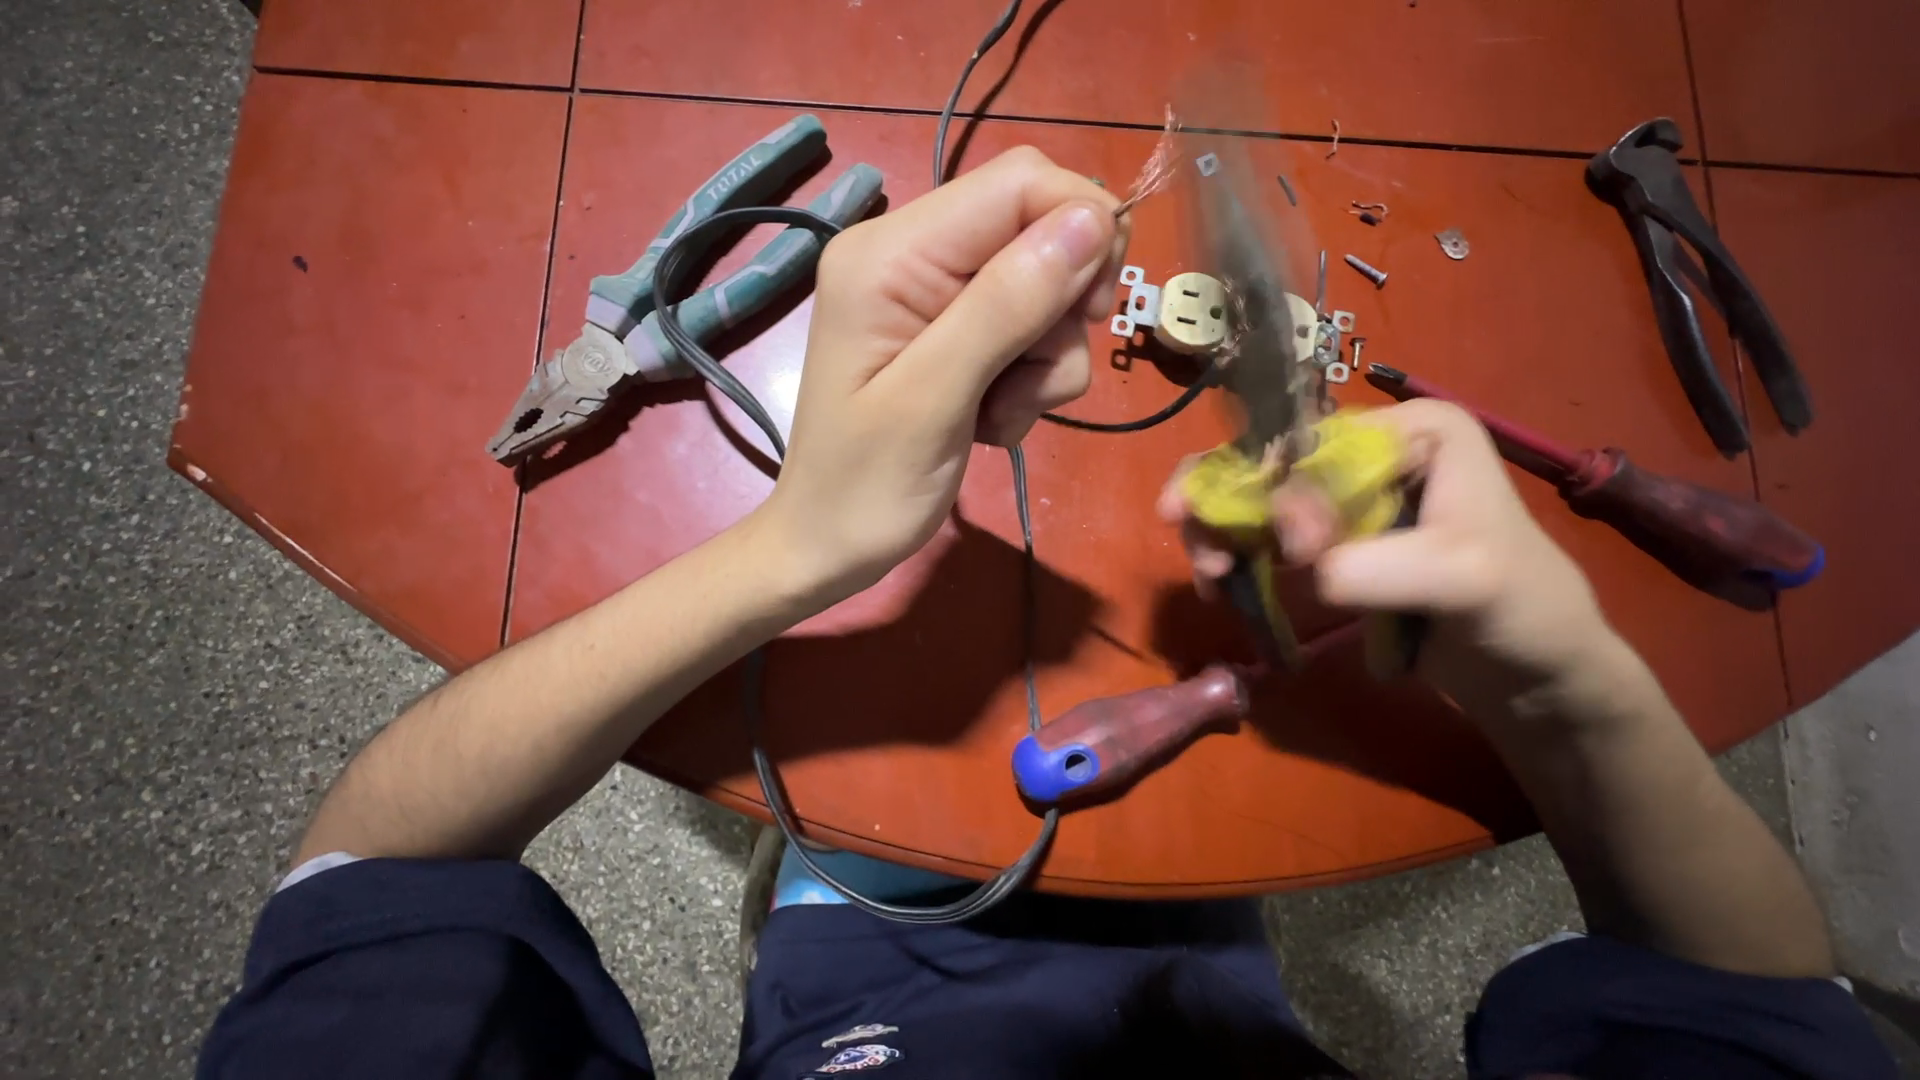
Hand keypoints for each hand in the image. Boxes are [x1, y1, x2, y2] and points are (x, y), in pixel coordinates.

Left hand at [755, 147, 1128, 604]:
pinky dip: (1027, 380)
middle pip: (1036, 231)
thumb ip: (1006, 305)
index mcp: (890, 253)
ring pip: (1041, 290)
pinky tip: (989, 423)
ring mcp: (931, 297)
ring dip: (1043, 359)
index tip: (1092, 312)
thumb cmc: (865, 486)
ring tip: (996, 415)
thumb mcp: (934, 397)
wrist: (828, 547)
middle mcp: (910, 256)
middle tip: (1034, 375)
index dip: (1079, 226)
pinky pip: (1025, 332)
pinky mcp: (950, 335)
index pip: (1017, 182)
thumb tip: (1091, 221)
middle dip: (1058, 307)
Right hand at [1159, 400, 1621, 718]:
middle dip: (1223, 502)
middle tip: (1201, 554)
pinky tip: (1220, 584)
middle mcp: (1370, 448)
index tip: (1283, 551)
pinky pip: (1261, 531)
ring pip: (1253, 494)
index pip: (1321, 444)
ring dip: (1218, 531)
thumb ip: (1376, 563)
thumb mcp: (1460, 580)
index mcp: (1414, 430)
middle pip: (1269, 461)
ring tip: (1208, 579)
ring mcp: (1344, 493)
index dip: (1281, 489)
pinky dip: (1232, 553)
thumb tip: (1292, 556)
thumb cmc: (1516, 610)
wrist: (1526, 668)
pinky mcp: (1327, 536)